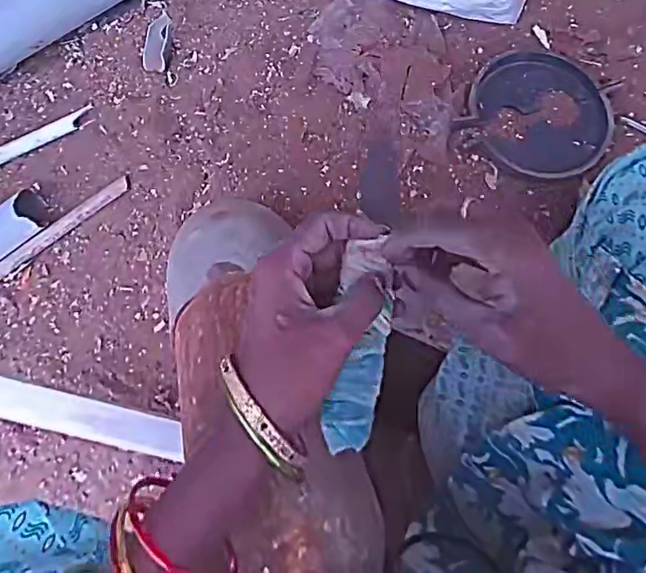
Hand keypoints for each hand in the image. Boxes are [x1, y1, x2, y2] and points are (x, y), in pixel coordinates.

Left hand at [232, 213, 387, 434]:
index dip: (355, 225)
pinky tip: (369, 302)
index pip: (322, 225)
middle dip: (358, 251)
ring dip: (354, 273)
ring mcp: (282, 291)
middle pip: (324, 244)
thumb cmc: (290, 374)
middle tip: (390, 263)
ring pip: (325, 268)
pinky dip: (344, 291)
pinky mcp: (289, 311)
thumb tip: (383, 278)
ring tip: (386, 282)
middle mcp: (279, 270)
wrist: (255, 420)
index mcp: (282, 265)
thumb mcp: (334, 336)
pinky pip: (321, 289)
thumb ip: (364, 300)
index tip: (383, 238)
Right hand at [384, 215, 641, 407]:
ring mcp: (516, 231)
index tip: (379, 253)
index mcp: (500, 245)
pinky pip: (475, 231)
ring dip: (432, 238)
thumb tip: (405, 274)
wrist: (598, 359)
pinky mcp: (519, 241)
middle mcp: (508, 227)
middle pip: (448, 216)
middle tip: (390, 263)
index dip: (405, 238)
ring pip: (459, 220)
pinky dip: (451, 243)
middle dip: (415, 235)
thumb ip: (442, 296)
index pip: (439, 227)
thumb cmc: (546, 352)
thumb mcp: (486, 330)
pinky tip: (436, 267)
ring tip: (407, 267)